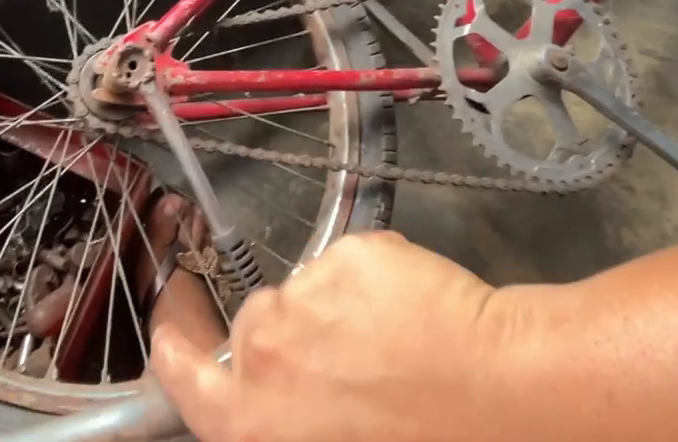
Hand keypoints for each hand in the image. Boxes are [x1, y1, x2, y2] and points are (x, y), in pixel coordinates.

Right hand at [150, 231, 535, 441]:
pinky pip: (348, 265)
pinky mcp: (348, 254)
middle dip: (292, 335)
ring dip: (337, 308)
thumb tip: (288, 395)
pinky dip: (374, 281)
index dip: (176, 349)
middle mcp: (265, 352)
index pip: (184, 374)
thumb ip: (289, 421)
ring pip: (307, 291)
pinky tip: (412, 311)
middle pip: (257, 326)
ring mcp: (305, 295)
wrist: (502, 397)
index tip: (175, 331)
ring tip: (394, 341)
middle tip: (349, 357)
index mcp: (254, 418)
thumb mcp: (327, 441)